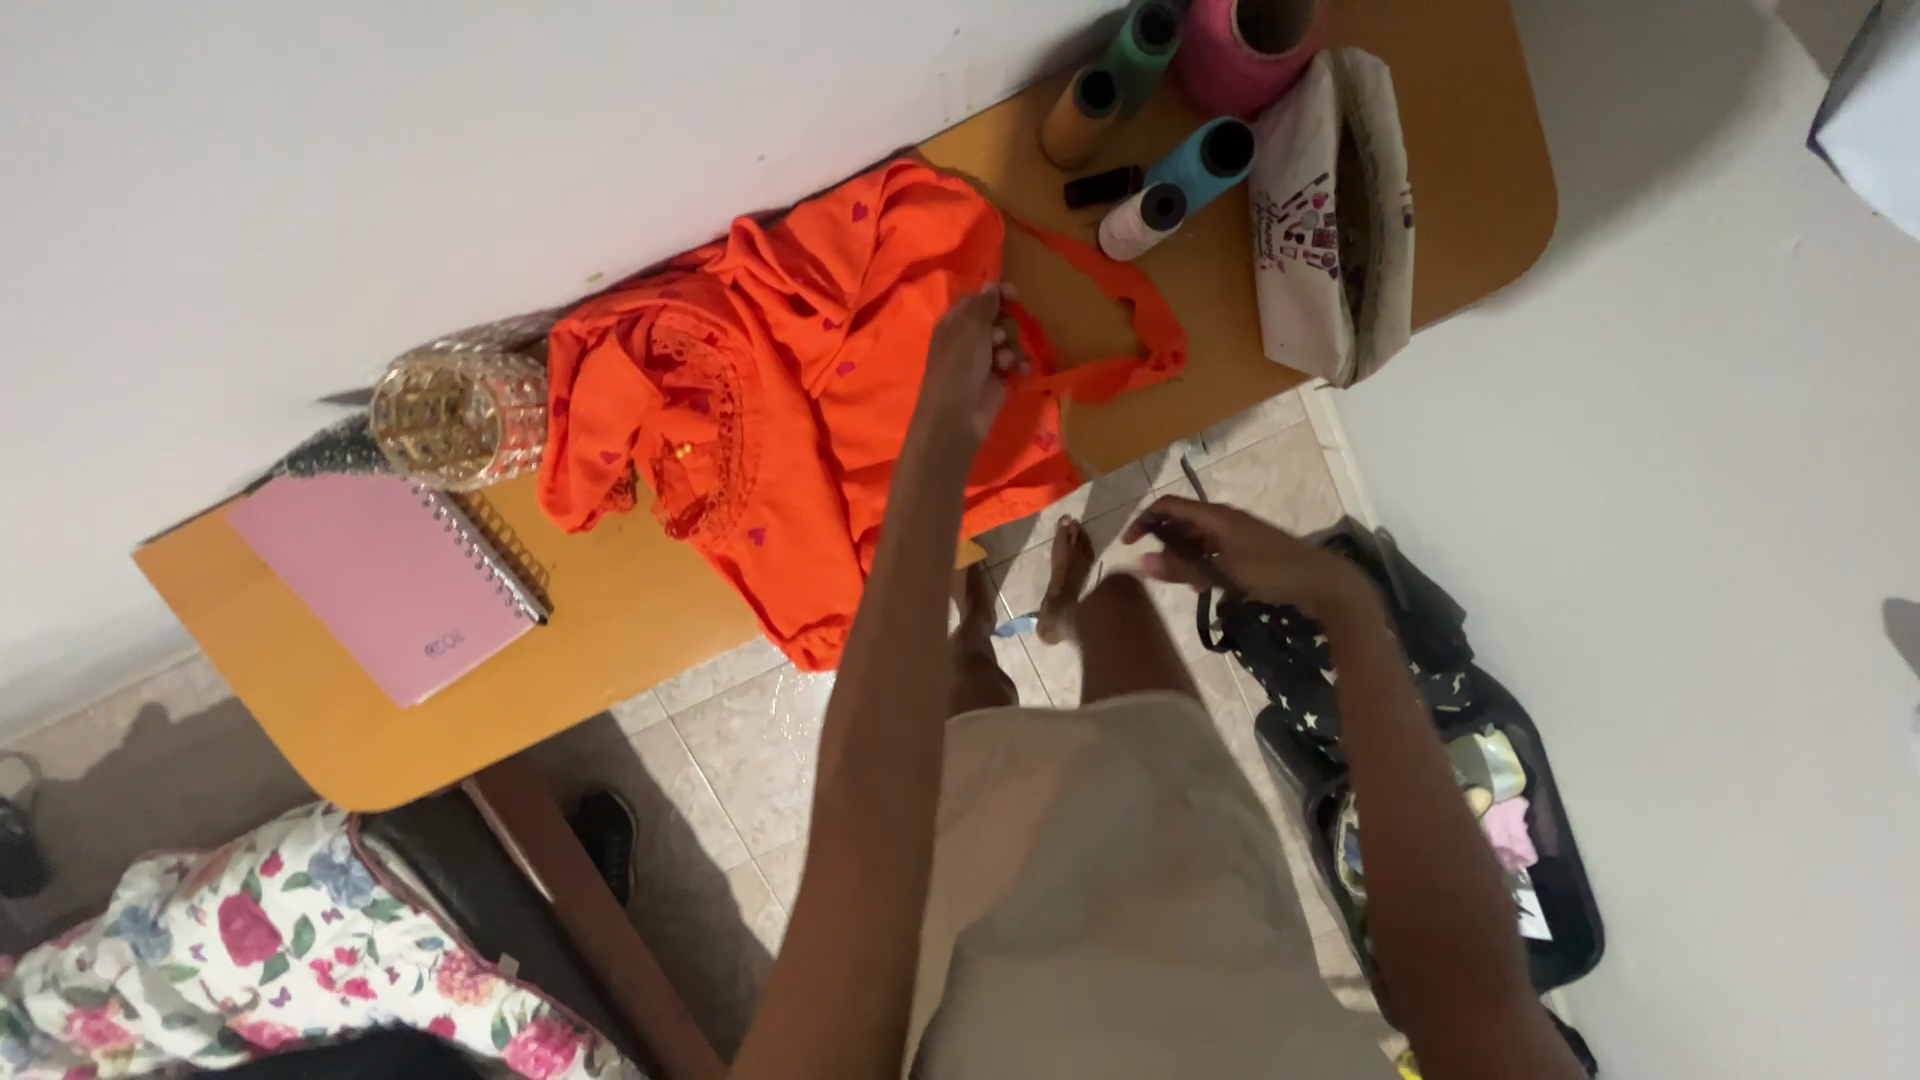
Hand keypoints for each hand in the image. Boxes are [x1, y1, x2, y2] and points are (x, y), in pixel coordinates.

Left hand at [912, 284, 1026, 446]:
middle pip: (998, 319)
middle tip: (999, 338)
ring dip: (1012, 347)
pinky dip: (1020, 364)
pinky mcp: (999, 379)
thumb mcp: (970, 328)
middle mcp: (969, 339)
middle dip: (1005, 325)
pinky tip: (1021, 370)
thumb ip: (984, 304)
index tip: (1013, 294)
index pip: (977, 300)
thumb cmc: (959, 366)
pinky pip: (1016, 363)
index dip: (995, 296)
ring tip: (1004, 362)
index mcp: (955, 323)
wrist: (958, 415)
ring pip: (1010, 341)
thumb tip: (991, 283)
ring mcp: (985, 360)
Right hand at [1122, 495, 1376, 622]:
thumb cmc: (1272, 572)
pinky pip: (1213, 550)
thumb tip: (1141, 563)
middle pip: (1181, 521)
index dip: (1144, 520)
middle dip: (1162, 540)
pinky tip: (1204, 585)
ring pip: (1197, 538)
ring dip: (1182, 555)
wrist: (1324, 583)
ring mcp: (1239, 534)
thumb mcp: (1223, 573)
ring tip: (1179, 581)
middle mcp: (1225, 519)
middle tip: (1153, 568)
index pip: (1168, 506)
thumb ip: (1182, 568)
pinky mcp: (1249, 550)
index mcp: (1217, 516)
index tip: (1129, 544)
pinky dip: (1201, 563)